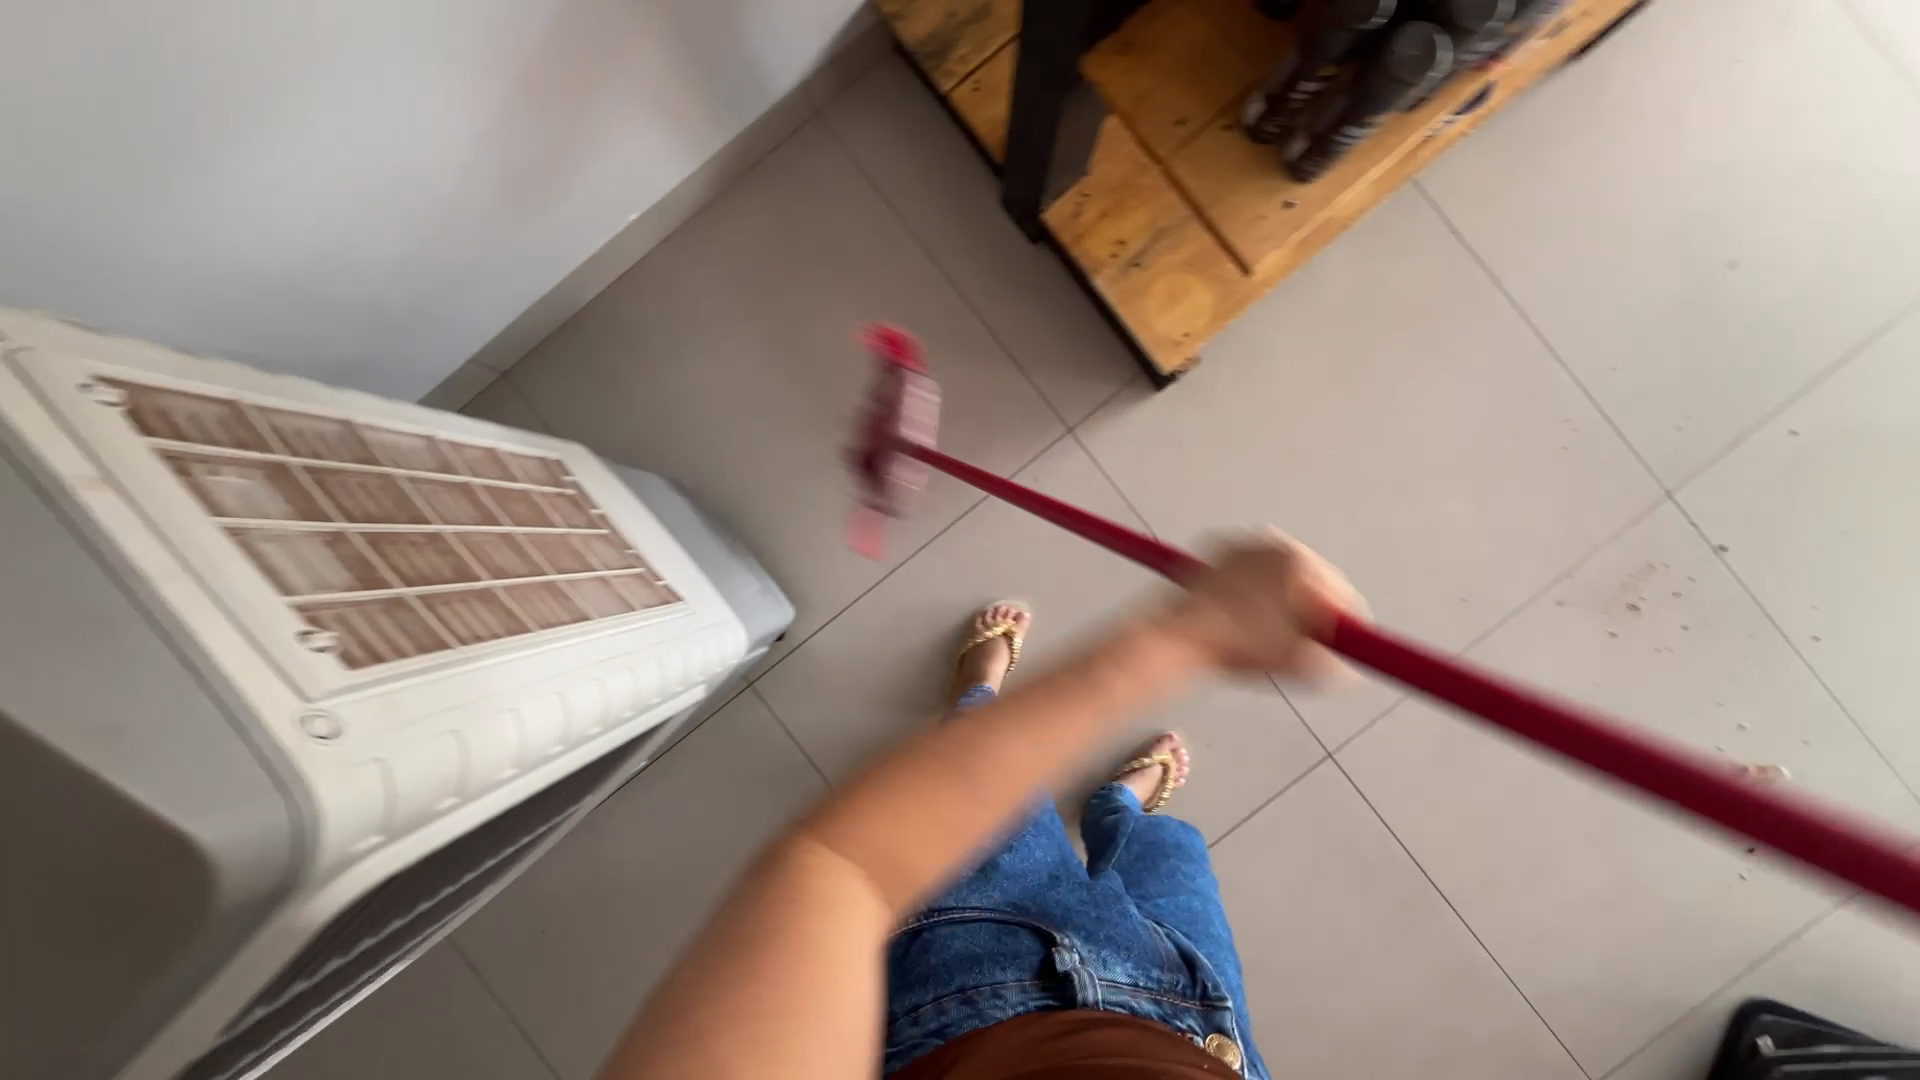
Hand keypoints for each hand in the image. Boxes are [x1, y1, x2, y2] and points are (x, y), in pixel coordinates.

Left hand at [1165, 529, 1364, 680]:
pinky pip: (1247, 570)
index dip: (1345, 623)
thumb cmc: (1237, 647)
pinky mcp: (1217, 549)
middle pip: (1309, 578)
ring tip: (1269, 629)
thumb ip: (1333, 662)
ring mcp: (1244, 543)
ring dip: (1280, 597)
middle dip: (1311, 608)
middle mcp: (1275, 543)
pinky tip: (1241, 613)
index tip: (1344, 643)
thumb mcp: (1299, 664)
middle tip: (1306, 639)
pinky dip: (1250, 587)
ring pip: (1277, 573)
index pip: (1340, 594)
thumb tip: (1345, 668)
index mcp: (1302, 564)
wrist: (1180, 637)